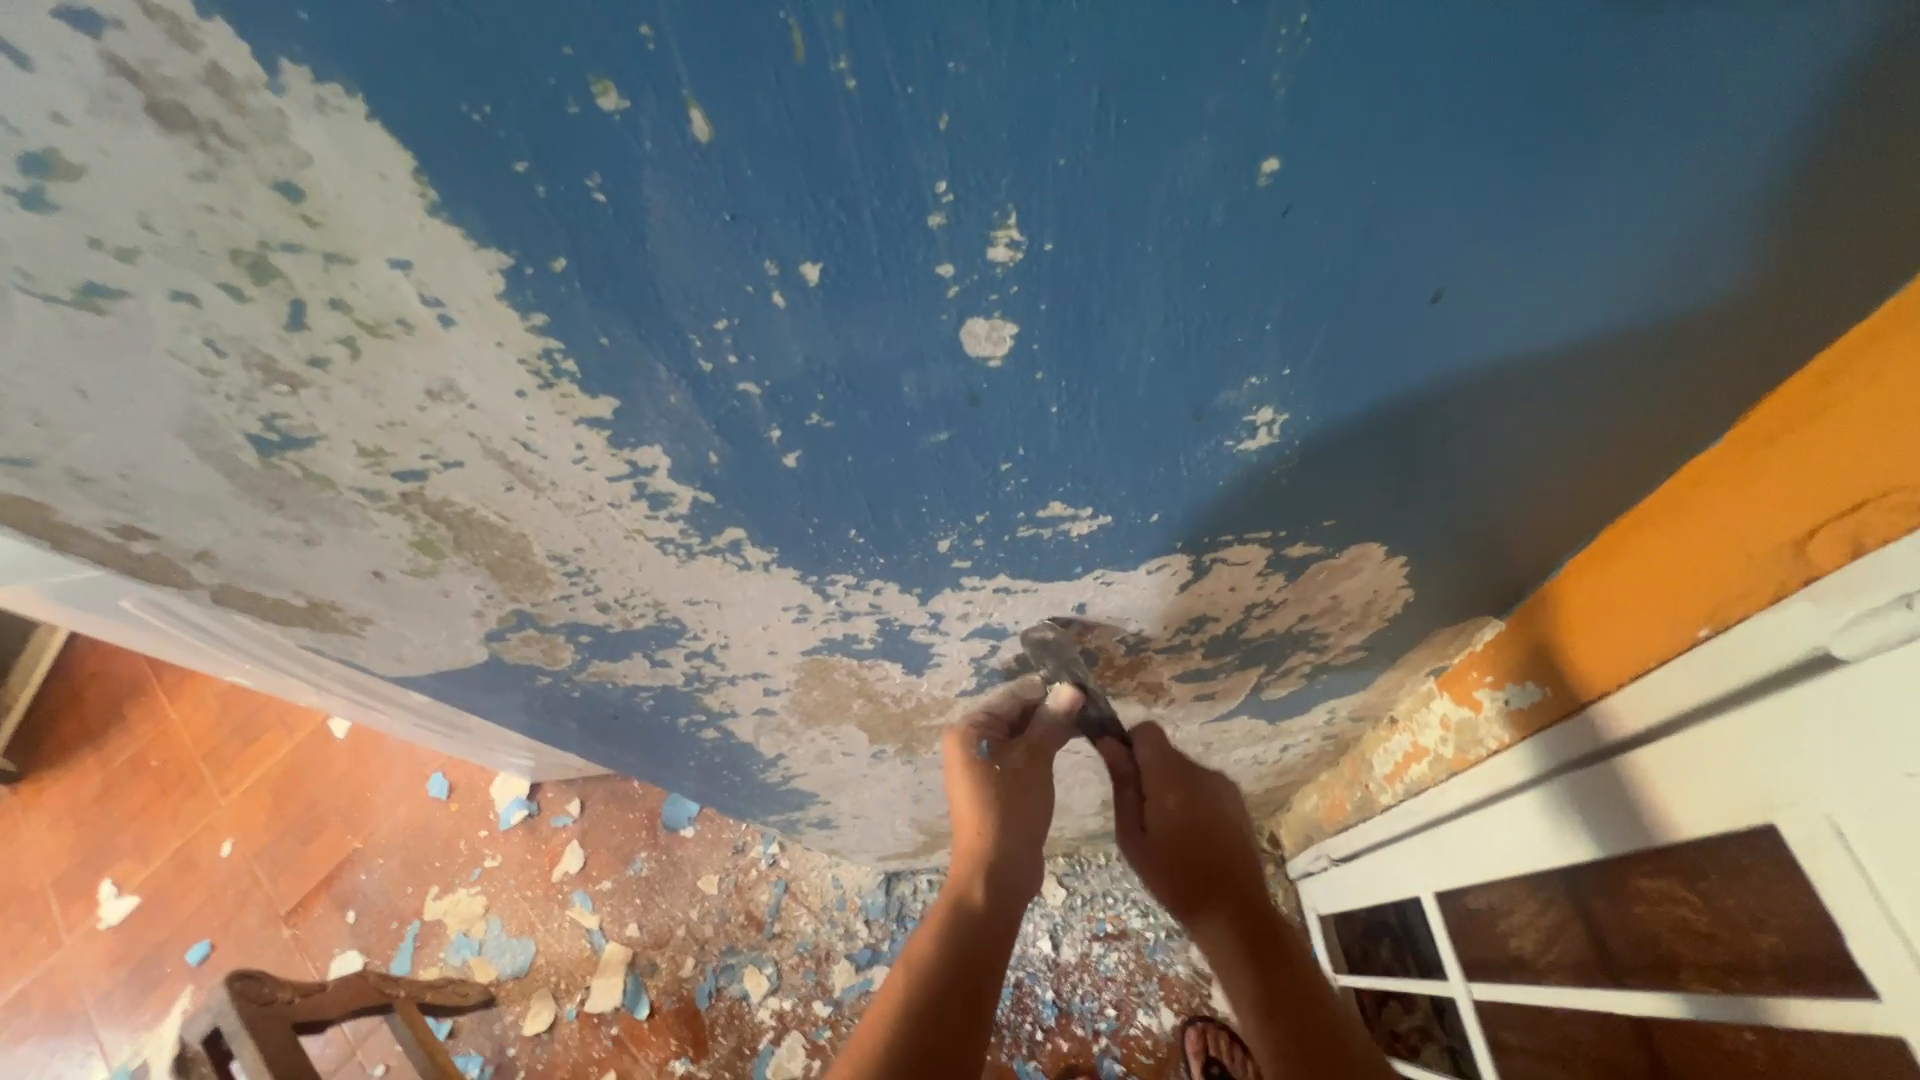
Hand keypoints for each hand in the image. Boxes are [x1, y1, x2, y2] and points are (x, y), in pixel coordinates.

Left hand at [942, 675, 1084, 906]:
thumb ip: (1051, 720)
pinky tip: (1068, 743)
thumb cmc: (1011, 809)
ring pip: (1020, 734)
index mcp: (970, 728)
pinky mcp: (994, 783)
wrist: (996, 873)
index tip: (1084, 688)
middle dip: (1050, 708)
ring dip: (1048, 728)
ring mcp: (980, 763)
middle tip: (1091, 705)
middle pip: (1015, 712)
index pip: (1014, 694)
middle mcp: (970, 740)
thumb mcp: (1035, 759)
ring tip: (1086, 721)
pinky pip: (1019, 754)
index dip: (1048, 690)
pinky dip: (1041, 748)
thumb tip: (1072, 687)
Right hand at [1095, 723, 1270, 936]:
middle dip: (1148, 771)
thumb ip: (1122, 784)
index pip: (1146, 730)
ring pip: (1183, 769)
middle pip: (1164, 751)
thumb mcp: (1132, 836)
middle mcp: (1200, 771)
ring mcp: (1223, 784)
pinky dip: (1190, 798)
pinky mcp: (1237, 799)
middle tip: (1141, 814)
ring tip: (1168, 830)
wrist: (1234, 912)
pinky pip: (1203, 784)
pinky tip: (1192, 834)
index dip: (1129, 744)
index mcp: (1171, 777)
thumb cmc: (1173, 879)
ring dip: (1170, 786)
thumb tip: (1108, 743)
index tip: (1122, 773)